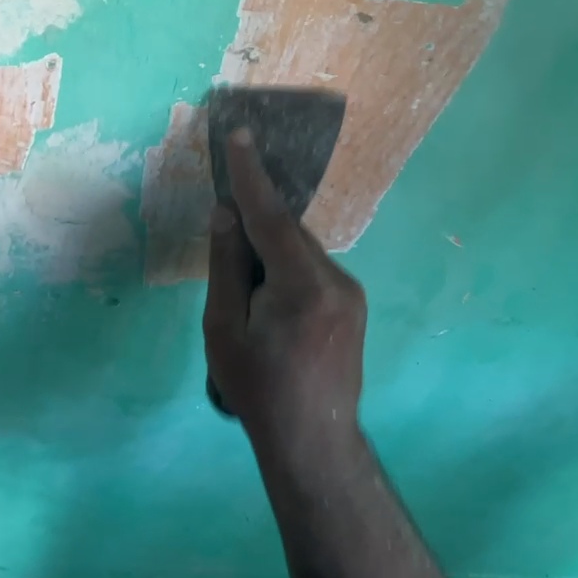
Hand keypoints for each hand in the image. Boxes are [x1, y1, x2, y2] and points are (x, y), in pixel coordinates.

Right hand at [202, 128, 367, 454]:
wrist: (313, 443)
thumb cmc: (258, 388)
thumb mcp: (223, 328)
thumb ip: (226, 266)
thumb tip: (226, 213)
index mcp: (302, 285)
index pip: (270, 216)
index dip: (250, 174)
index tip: (241, 135)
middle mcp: (337, 280)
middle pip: (286, 232)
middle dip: (253, 226)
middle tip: (224, 235)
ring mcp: (351, 293)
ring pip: (300, 250)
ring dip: (269, 251)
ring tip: (245, 291)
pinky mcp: (353, 305)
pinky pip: (311, 268)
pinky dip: (284, 267)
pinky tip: (267, 299)